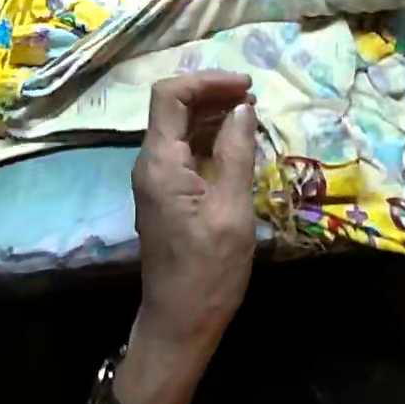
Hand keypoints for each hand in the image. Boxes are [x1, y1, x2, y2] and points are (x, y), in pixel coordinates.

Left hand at [122, 72, 257, 403]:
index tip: (245, 86)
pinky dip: (209, 137)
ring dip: (212, 113)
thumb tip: (244, 108)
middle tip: (254, 98)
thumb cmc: (209, 271)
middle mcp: (150, 161)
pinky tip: (237, 140)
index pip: (169, 95)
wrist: (179, 322)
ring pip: (179, 126)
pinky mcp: (165, 190)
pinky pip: (184, 149)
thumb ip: (237, 153)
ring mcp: (155, 176)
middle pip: (173, 106)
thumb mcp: (233, 210)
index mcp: (160, 161)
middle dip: (211, 93)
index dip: (206, 81)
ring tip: (251, 114)